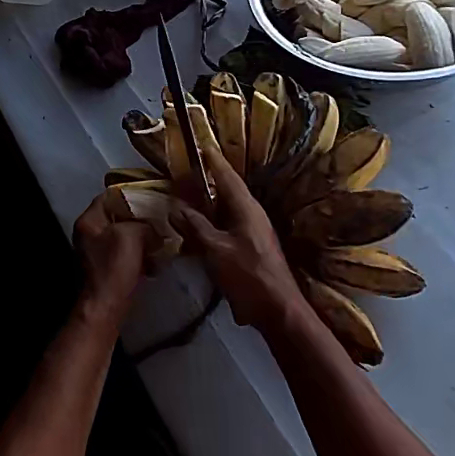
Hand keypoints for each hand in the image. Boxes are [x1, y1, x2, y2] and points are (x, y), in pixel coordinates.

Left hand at [74, 194, 152, 318]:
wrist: (105, 306)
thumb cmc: (114, 267)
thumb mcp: (131, 235)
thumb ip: (143, 223)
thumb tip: (154, 228)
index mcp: (89, 221)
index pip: (110, 196)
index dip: (132, 194)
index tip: (153, 196)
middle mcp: (90, 233)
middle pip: (119, 215)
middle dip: (141, 217)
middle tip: (161, 217)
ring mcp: (98, 251)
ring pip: (126, 234)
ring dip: (144, 237)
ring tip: (162, 238)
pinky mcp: (108, 267)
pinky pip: (128, 252)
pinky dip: (141, 253)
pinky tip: (155, 258)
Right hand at [168, 140, 308, 335]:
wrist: (278, 310)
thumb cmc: (249, 277)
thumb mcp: (216, 251)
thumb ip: (195, 227)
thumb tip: (175, 206)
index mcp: (247, 208)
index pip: (227, 176)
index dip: (213, 161)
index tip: (201, 145)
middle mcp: (252, 215)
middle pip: (226, 191)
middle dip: (206, 182)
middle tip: (184, 173)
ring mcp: (254, 232)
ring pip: (227, 210)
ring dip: (207, 205)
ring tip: (186, 199)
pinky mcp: (252, 248)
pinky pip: (228, 227)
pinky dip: (212, 224)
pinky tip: (198, 232)